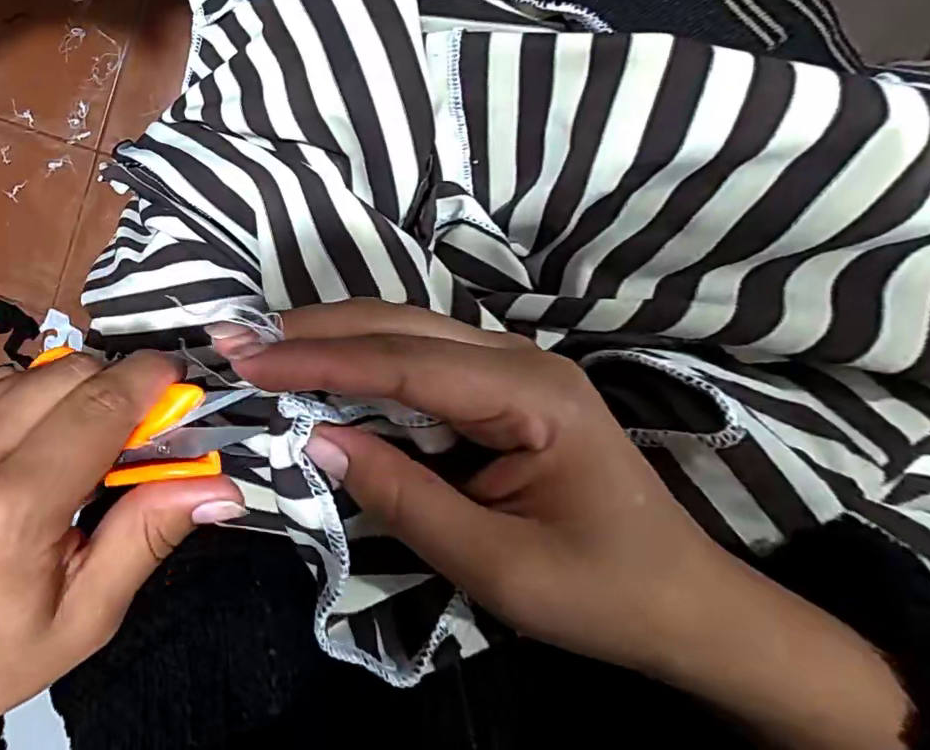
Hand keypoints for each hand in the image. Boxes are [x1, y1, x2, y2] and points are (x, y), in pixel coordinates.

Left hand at [0, 352, 244, 749]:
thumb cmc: (0, 649)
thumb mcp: (89, 612)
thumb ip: (150, 534)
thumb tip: (220, 488)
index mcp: (12, 507)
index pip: (102, 405)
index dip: (151, 381)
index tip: (181, 385)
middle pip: (76, 371)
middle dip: (120, 386)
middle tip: (138, 432)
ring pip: (43, 367)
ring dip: (80, 389)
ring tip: (84, 443)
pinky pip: (7, 376)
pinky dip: (40, 393)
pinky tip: (39, 439)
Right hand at [217, 300, 909, 749]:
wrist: (690, 606)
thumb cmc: (604, 591)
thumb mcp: (498, 566)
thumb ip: (404, 498)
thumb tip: (317, 439)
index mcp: (529, 393)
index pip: (400, 362)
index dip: (318, 360)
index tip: (250, 361)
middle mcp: (516, 356)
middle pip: (396, 324)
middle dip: (313, 330)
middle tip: (239, 339)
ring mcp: (506, 363)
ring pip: (401, 328)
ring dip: (330, 336)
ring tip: (265, 346)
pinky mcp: (494, 381)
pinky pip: (413, 354)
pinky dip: (357, 358)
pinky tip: (321, 367)